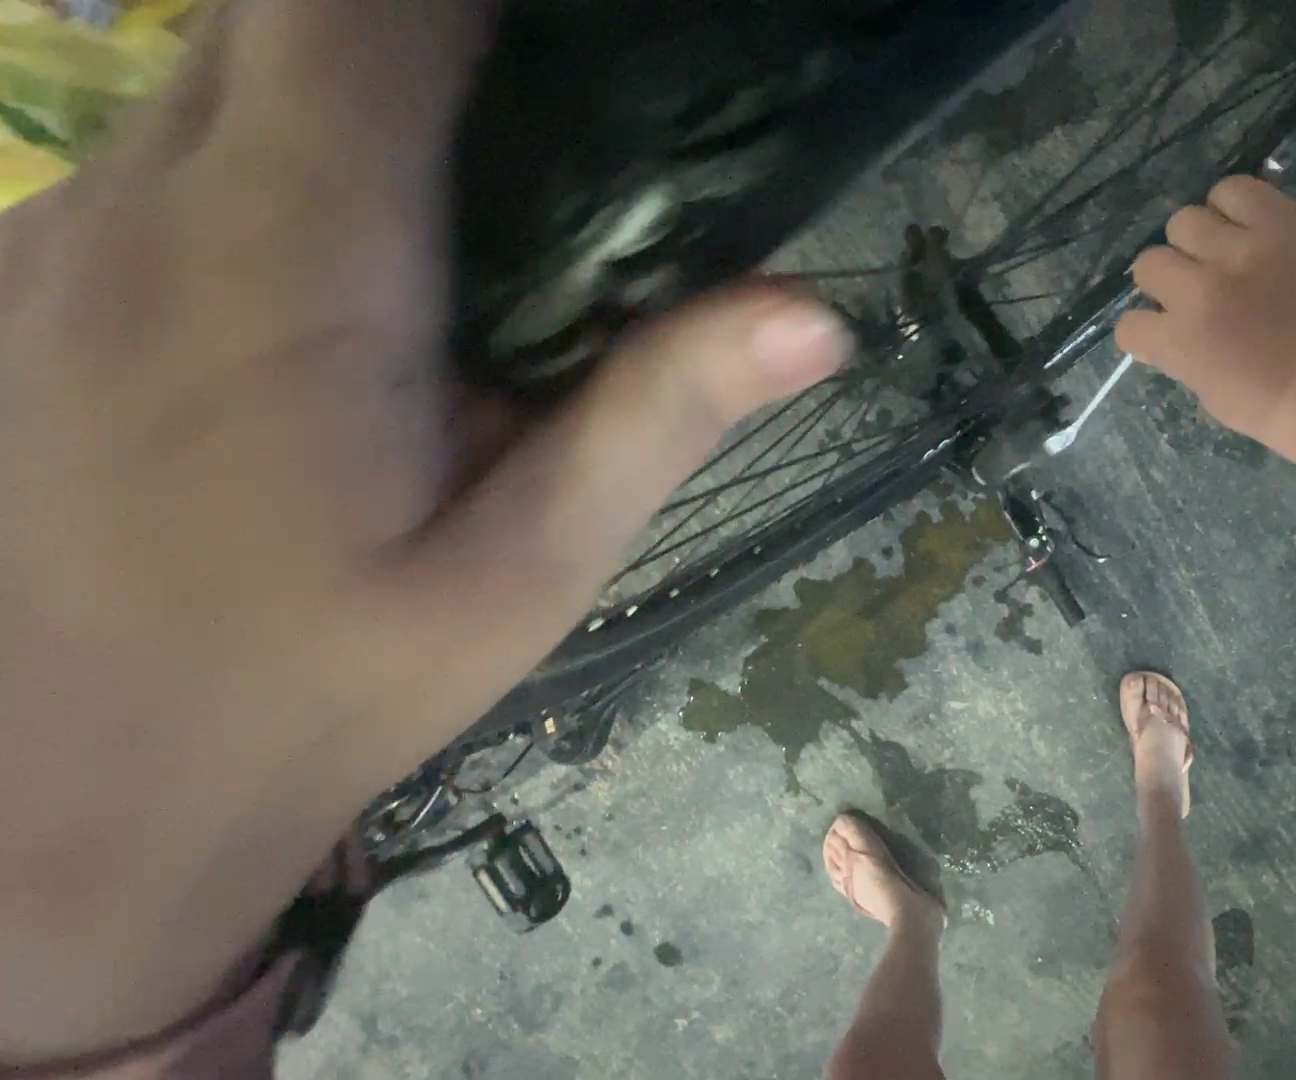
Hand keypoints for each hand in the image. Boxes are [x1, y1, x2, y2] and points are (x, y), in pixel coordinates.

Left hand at [0, 0, 845, 1062]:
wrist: (69, 798)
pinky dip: (305, 146)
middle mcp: (150, 202)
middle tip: (578, 128)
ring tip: (508, 192)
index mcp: (295, 264)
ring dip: (378, 81)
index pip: (372, 15)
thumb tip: (818, 317)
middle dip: (448, 31)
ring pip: (233, 65)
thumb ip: (662, 415)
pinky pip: (190, 143)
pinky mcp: (41, 269)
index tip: (606, 56)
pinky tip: (383, 266)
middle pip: (295, 12)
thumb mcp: (534, 563)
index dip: (493, 4)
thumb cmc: (332, 684)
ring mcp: (65, 225)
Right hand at [1117, 176, 1295, 467]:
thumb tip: (1169, 335)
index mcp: (1179, 342)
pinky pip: (1235, 191)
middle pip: (1150, 262)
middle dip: (1164, 280)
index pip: (1129, 324)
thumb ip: (1182, 358)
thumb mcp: (1211, 396)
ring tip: (1219, 253)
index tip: (1161, 333)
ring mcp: (1243, 251)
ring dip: (1195, 241)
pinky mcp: (1285, 223)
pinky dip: (1230, 207)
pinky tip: (1244, 227)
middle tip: (1192, 289)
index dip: (1143, 330)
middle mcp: (1201, 289)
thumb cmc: (1282, 410)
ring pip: (1185, 220)